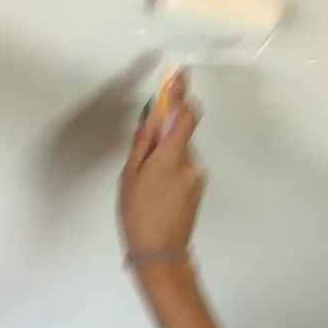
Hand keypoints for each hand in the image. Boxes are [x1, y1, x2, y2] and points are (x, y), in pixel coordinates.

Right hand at [120, 71, 204, 261]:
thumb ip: (144, 142)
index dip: (182, 94)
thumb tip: (154, 115)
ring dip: (164, 155)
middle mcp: (191, 162)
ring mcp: (197, 175)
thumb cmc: (138, 213)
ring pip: (179, 151)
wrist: (160, 252)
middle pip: (180, 133)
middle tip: (141, 156)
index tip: (178, 75)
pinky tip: (155, 191)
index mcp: (171, 157)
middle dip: (163, 134)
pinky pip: (182, 166)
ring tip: (144, 182)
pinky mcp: (197, 187)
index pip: (185, 116)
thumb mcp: (130, 175)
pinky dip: (169, 168)